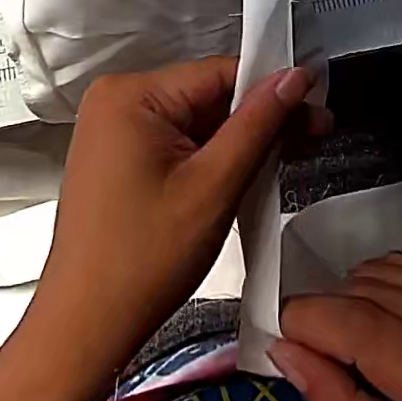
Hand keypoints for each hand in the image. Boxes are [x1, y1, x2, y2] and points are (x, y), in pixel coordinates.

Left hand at [33, 57, 321, 374]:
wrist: (85, 326)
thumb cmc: (144, 259)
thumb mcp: (214, 185)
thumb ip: (259, 124)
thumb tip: (295, 77)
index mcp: (131, 95)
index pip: (218, 74)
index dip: (272, 88)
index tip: (315, 103)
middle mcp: (116, 100)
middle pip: (208, 96)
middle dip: (260, 118)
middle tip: (314, 132)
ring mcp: (114, 128)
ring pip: (195, 121)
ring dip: (241, 139)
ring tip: (290, 153)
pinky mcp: (118, 155)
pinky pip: (177, 140)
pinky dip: (212, 155)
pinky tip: (249, 167)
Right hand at [269, 255, 401, 400]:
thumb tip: (283, 344)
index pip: (366, 327)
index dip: (310, 319)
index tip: (279, 329)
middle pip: (374, 291)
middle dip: (329, 312)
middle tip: (314, 345)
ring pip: (388, 270)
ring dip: (356, 296)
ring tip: (354, 339)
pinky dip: (386, 283)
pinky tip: (385, 317)